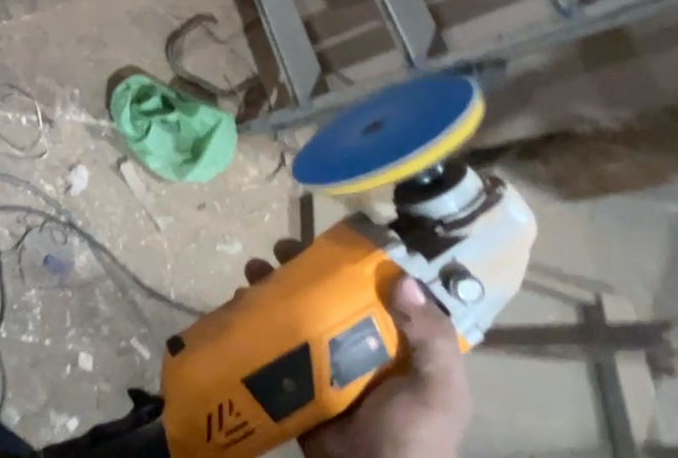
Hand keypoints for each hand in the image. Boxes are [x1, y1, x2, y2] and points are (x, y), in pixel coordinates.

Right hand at [243, 244, 470, 457]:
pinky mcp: (296, 373)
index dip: (358, 263)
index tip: (333, 240)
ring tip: (253, 272)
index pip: (381, 292)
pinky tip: (240, 303)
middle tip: (281, 250)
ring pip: (296, 309)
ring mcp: (326, 358)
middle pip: (330, 294)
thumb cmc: (414, 436)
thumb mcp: (437, 390)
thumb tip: (404, 280)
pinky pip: (274, 337)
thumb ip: (430, 340)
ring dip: (272, 286)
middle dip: (302, 267)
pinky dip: (254, 317)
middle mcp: (362, 344)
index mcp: (401, 344)